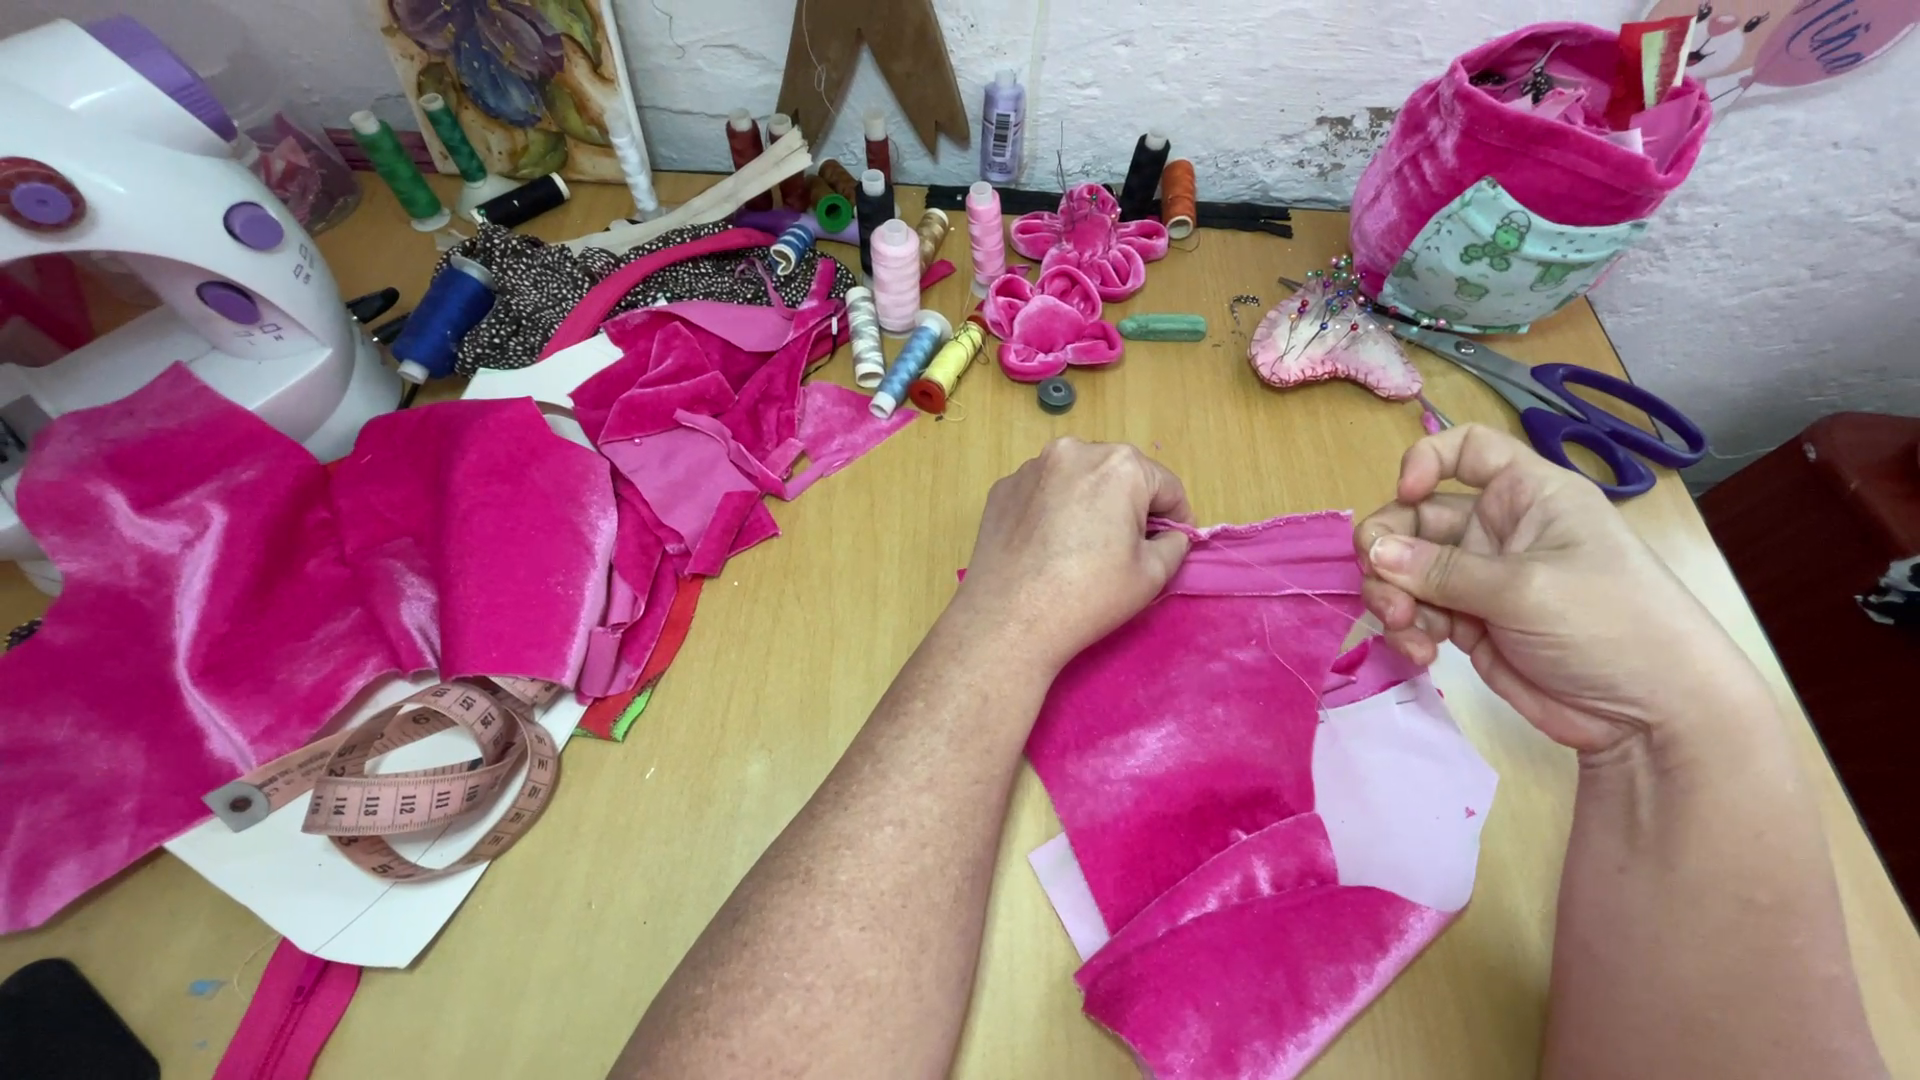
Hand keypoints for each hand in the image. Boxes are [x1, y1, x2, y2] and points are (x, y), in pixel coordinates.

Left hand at [952, 438, 1192, 674]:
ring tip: (1083, 547)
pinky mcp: (1002, 489)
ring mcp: (1031, 468)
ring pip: (1077, 479)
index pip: (1166, 486)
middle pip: (1119, 475)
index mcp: (1119, 466)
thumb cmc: (1089, 596)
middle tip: (1126, 547)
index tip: (1172, 543)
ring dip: (1089, 503)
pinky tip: (1048, 546)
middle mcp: (1073, 452)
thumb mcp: (1152, 575)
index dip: (1176, 518)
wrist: (1008, 619)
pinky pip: (1042, 492)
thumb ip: (1174, 544)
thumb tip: (1170, 535)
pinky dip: (1052, 510)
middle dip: (1130, 505)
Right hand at [1354, 425, 1769, 757]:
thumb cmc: (1609, 626)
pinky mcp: (1466, 623)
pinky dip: (1406, 631)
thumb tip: (1371, 551)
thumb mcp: (1525, 589)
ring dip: (1392, 597)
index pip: (1468, 450)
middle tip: (1386, 589)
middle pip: (1415, 519)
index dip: (1427, 460)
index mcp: (1527, 497)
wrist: (1650, 717)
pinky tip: (1420, 654)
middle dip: (1387, 552)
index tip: (1407, 495)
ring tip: (1405, 629)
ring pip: (1403, 570)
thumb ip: (1442, 571)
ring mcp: (1477, 579)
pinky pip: (1414, 613)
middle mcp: (1497, 531)